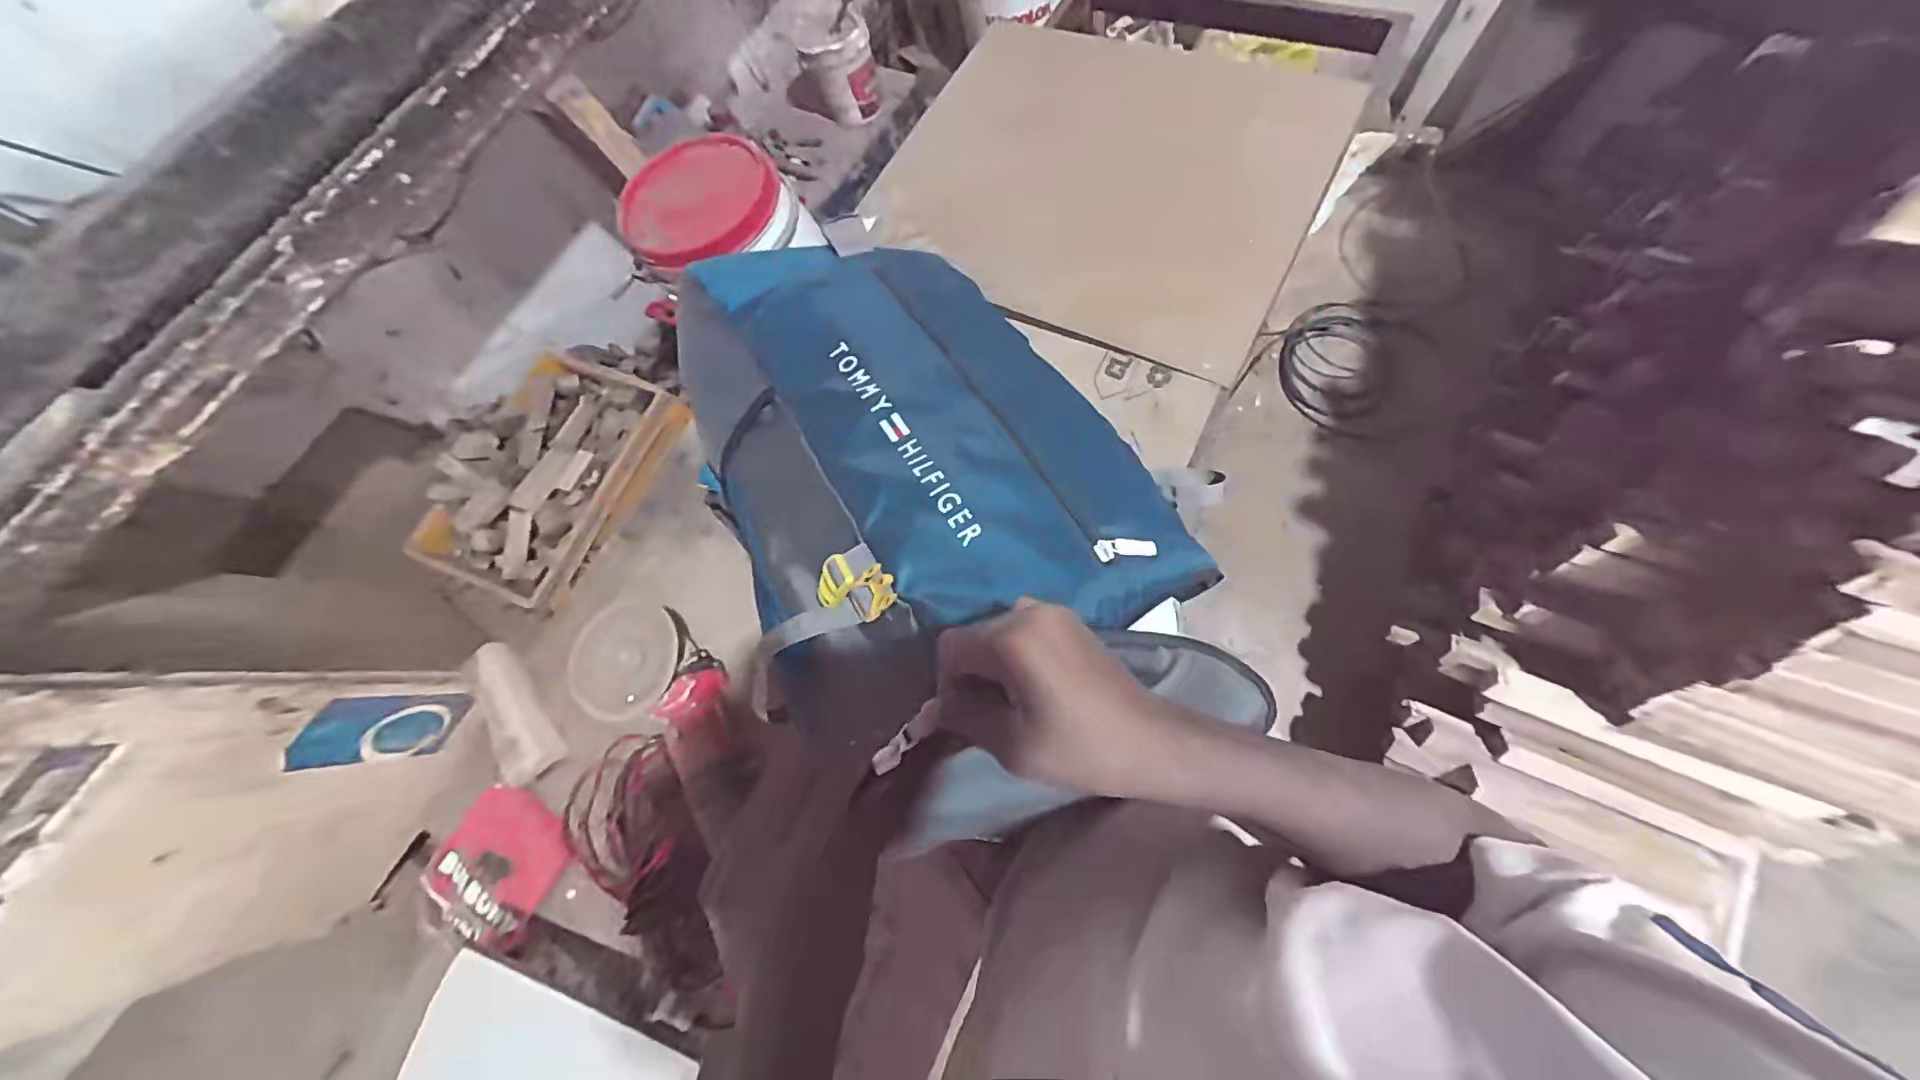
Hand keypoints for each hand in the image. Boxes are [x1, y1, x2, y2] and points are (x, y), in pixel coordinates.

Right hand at [921, 598, 1185, 797]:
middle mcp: (1029, 610)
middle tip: (989, 713)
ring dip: (991, 662)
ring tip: (1012, 699)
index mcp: (1013, 638)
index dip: (947, 683)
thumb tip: (930, 708)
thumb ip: (963, 717)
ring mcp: (1052, 611)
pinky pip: (1021, 627)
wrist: (1150, 741)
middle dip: (969, 672)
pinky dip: (1014, 651)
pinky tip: (1032, 683)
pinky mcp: (1069, 619)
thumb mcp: (1012, 744)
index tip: (967, 714)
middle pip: (972, 634)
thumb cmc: (1080, 749)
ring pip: (995, 630)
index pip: (950, 646)